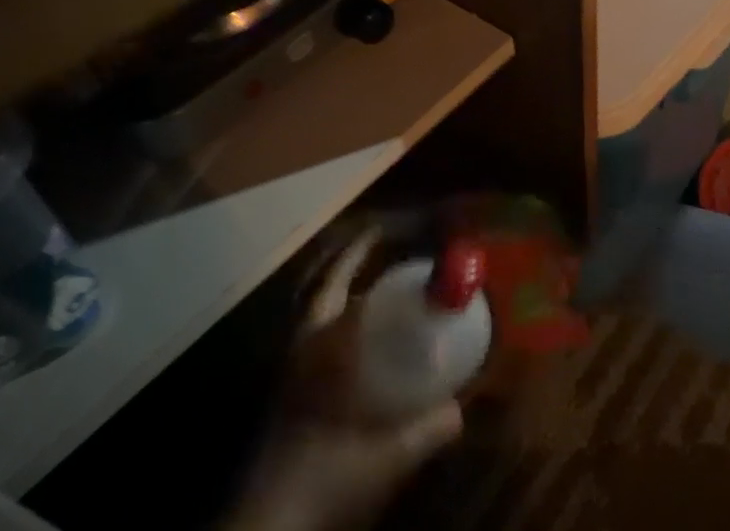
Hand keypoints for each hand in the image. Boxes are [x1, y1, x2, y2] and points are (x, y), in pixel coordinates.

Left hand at [227, 230, 464, 530]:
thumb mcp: (388, 458)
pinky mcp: (286, 402)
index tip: (382, 228)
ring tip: (374, 289)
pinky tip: (361, 347)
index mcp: (324, 354)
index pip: (342, 289)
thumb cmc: (326, 478)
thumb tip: (460, 408)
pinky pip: (314, 347)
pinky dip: (338, 330)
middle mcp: (302, 354)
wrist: (268, 525)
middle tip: (378, 249)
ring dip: (340, 297)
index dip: (360, 255)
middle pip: (322, 297)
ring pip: (314, 321)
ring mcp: (288, 377)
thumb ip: (428, 429)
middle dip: (347, 267)